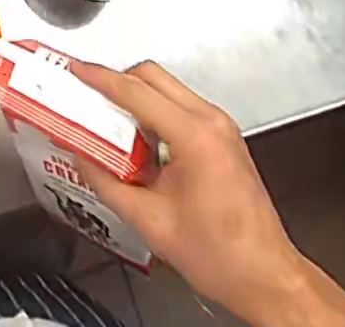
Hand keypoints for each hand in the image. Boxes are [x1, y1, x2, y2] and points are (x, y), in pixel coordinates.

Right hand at [69, 61, 320, 326]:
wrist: (264, 274)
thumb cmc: (222, 255)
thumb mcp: (150, 222)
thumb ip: (107, 184)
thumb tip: (82, 158)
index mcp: (194, 136)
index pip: (137, 92)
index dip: (101, 78)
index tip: (79, 72)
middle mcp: (211, 120)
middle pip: (153, 76)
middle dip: (117, 82)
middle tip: (89, 98)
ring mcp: (219, 125)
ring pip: (167, 88)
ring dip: (136, 99)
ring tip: (110, 127)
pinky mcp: (221, 134)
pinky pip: (180, 106)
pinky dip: (155, 113)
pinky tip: (140, 145)